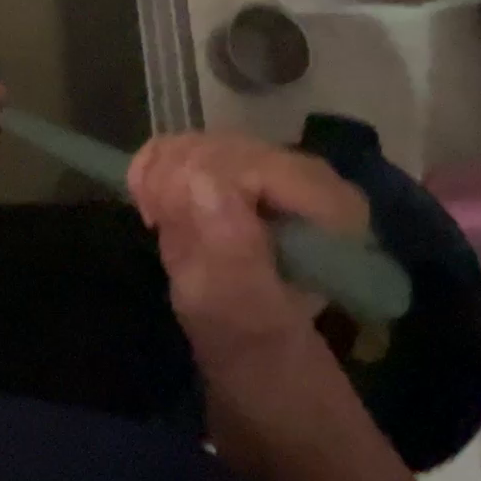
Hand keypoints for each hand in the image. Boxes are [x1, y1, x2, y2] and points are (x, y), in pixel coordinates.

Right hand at [127, 133, 369, 368]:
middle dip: (173, 180)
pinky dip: (151, 167)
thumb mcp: (241, 306)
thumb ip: (231, 248)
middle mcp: (307, 175)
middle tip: (156, 223)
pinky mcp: (234, 164)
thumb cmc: (249, 332)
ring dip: (158, 176)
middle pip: (221, 148)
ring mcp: (269, 166)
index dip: (197, 181)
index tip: (161, 218)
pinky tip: (150, 202)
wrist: (246, 338)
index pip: (253, 165)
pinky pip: (181, 143)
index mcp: (331, 208)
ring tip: (155, 219)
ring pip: (197, 141)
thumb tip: (203, 183)